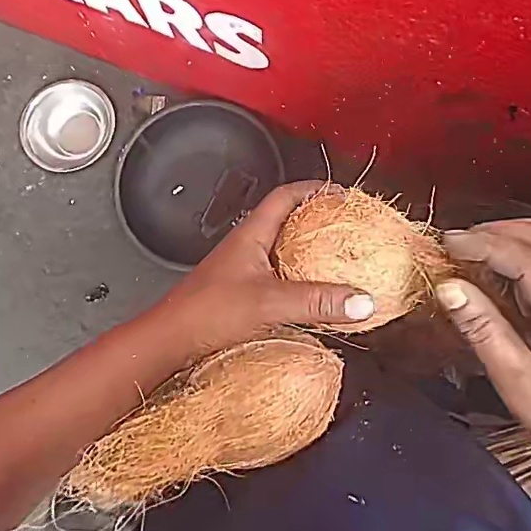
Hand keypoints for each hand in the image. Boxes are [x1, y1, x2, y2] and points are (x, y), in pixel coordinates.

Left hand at [154, 180, 375, 357]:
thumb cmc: (205, 312)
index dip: (313, 189)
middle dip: (317, 220)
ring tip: (336, 261)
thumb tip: (362, 301)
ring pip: (283, 251)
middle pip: (287, 221)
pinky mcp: (241, 295)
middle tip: (344, 228)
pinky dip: (299, 281)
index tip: (340, 194)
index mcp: (251, 235)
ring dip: (308, 252)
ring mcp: (242, 271)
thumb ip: (317, 302)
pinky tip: (312, 298)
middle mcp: (246, 247)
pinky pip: (278, 278)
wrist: (168, 341)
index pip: (285, 196)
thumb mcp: (270, 303)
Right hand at [435, 220, 530, 477]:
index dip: (488, 247)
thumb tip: (450, 288)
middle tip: (454, 243)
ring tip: (472, 245)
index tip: (450, 244)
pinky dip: (525, 245)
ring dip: (512, 233)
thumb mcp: (517, 384)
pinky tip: (499, 258)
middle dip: (496, 233)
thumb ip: (484, 332)